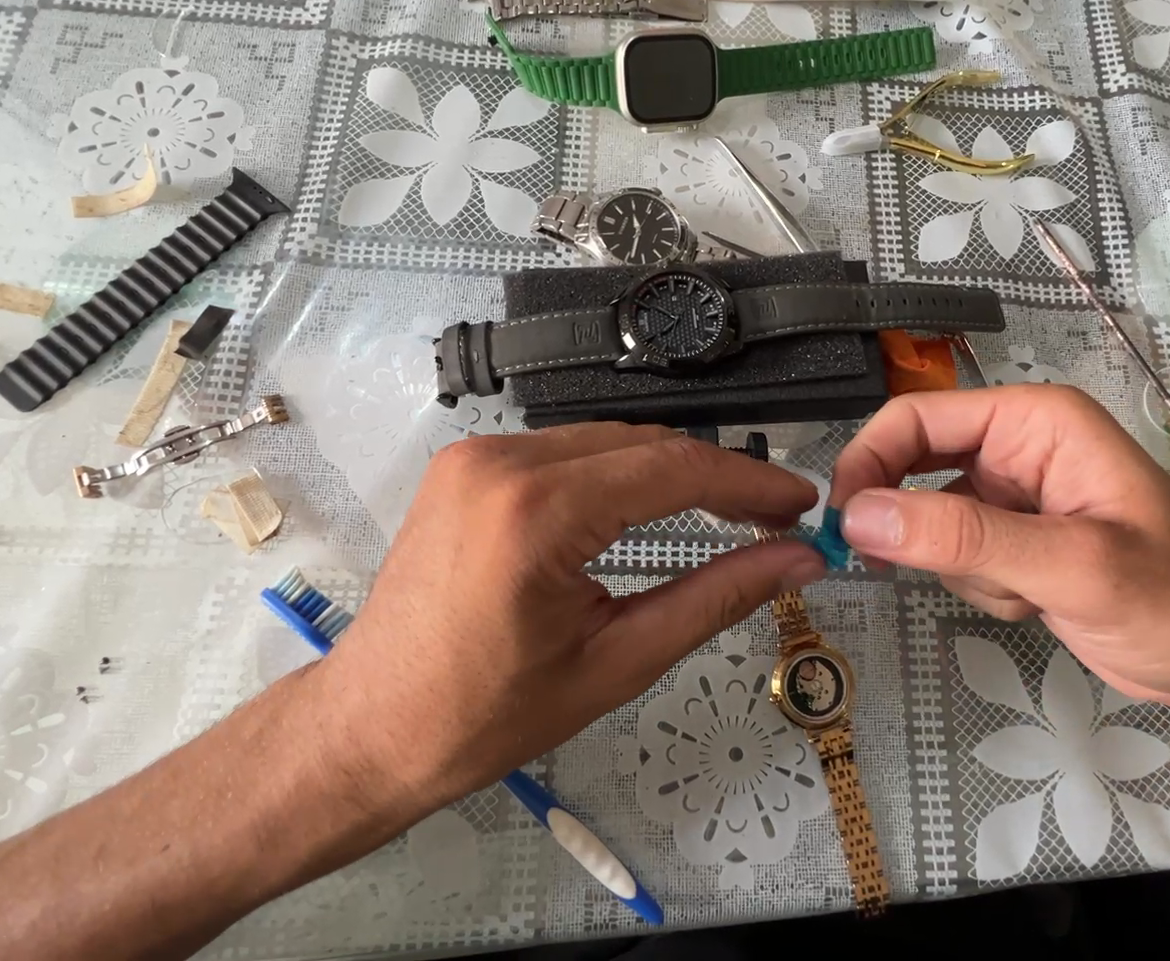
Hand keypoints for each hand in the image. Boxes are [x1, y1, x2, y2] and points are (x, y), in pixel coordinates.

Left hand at [316, 423, 824, 817]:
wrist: (368, 728)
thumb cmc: (489, 715)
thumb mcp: (616, 662)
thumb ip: (714, 599)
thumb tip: (797, 562)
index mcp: (538, 512)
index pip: (673, 468)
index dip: (750, 482)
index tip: (801, 504)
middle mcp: (503, 460)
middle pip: (644, 444)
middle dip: (716, 477)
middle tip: (771, 519)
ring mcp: (477, 454)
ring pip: (608, 441)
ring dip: (670, 472)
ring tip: (725, 514)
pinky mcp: (466, 464)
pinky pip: (567, 451)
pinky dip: (620, 473)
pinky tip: (648, 506)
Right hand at [828, 386, 1169, 715]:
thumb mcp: (1072, 566)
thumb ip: (963, 536)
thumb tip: (857, 514)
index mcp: (1034, 420)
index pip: (916, 419)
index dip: (868, 463)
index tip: (842, 524)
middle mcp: (1016, 445)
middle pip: (912, 464)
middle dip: (915, 524)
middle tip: (906, 568)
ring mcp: (1012, 494)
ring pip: (926, 518)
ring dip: (958, 566)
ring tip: (1024, 591)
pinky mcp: (1011, 538)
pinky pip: (952, 553)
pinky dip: (977, 586)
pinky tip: (1032, 602)